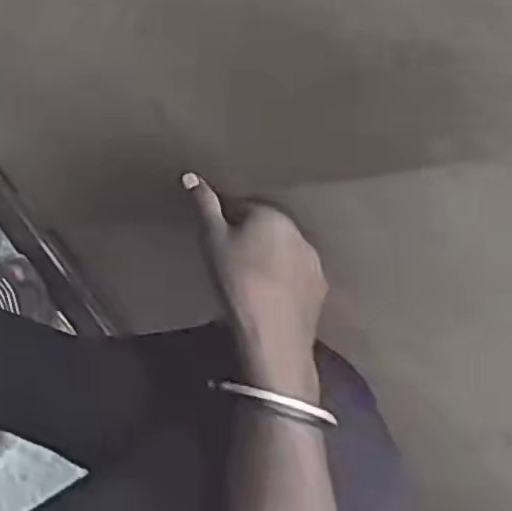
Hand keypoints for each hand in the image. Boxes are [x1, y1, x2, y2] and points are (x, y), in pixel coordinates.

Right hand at [185, 173, 325, 397]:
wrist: (272, 335)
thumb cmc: (236, 279)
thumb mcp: (211, 238)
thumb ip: (204, 204)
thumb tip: (191, 175)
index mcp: (272, 215)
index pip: (241, 205)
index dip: (224, 222)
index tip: (216, 241)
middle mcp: (298, 233)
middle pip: (264, 226)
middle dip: (248, 236)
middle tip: (228, 257)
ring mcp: (314, 262)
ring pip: (281, 249)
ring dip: (266, 255)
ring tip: (247, 277)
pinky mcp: (320, 288)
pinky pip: (294, 272)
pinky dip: (281, 276)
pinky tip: (266, 293)